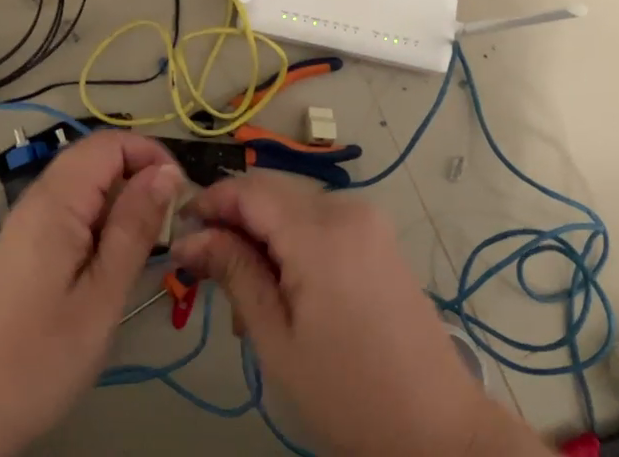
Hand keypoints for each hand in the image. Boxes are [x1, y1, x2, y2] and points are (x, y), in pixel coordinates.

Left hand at [0, 131, 183, 453]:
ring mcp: (27, 223)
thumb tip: (166, 172)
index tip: (180, 197)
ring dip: (122, 202)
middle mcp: (36, 199)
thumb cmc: (42, 356)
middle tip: (168, 227)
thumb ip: (135, 227)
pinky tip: (112, 262)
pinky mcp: (25, 247)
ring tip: (145, 249)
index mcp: (55, 202)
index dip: (150, 155)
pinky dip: (101, 222)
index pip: (109, 143)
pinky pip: (70, 211)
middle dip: (139, 177)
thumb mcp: (103, 294)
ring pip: (84, 185)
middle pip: (95, 158)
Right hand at [172, 173, 549, 456]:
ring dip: (263, 237)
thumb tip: (191, 237)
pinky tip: (286, 291)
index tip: (179, 234)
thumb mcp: (278, 341)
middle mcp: (348, 210)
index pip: (248, 190)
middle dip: (234, 224)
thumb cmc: (348, 393)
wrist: (439, 429)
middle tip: (210, 276)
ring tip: (248, 299)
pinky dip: (294, 243)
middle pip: (271, 193)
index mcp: (321, 233)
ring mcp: (370, 223)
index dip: (209, 203)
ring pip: (294, 208)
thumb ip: (235, 275)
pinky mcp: (381, 240)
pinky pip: (322, 223)